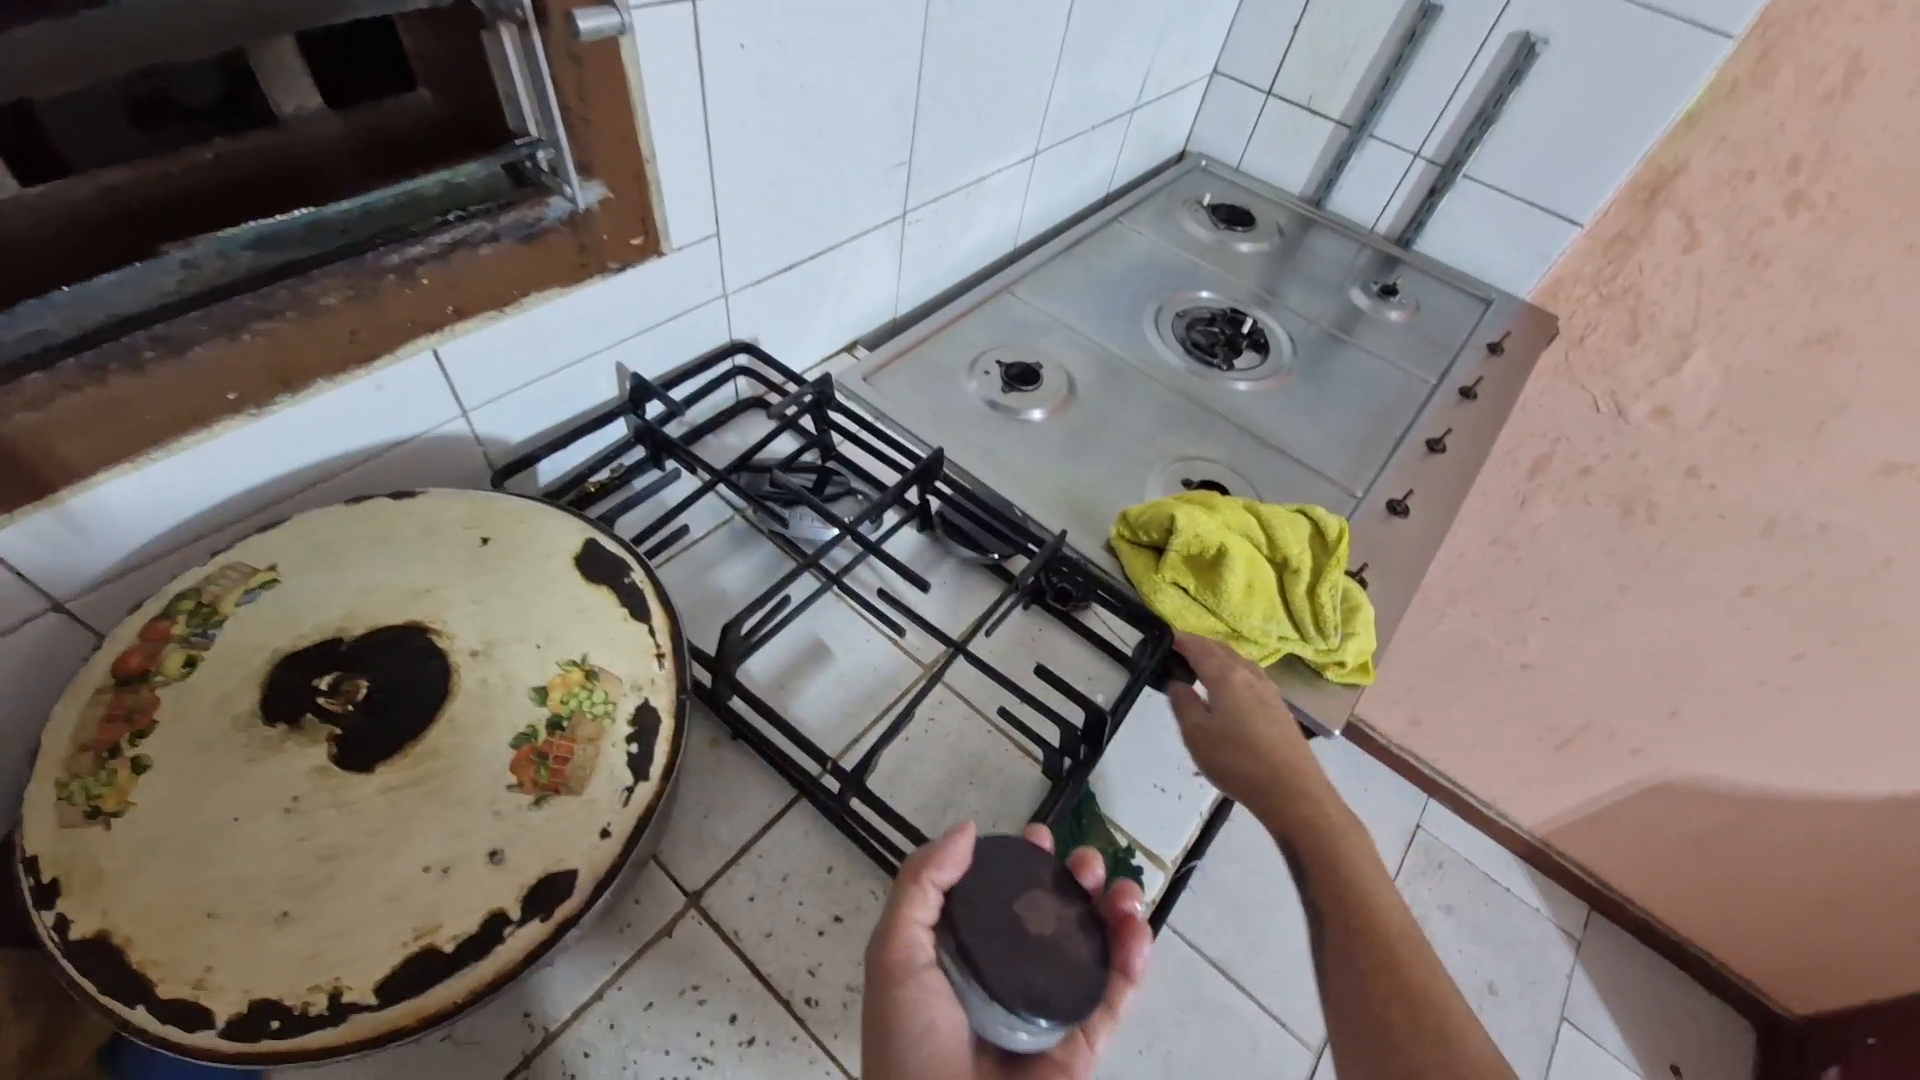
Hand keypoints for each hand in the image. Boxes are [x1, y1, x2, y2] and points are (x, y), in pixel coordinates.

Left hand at [862, 821, 1151, 1079]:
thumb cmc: (909, 1041)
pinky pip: (1112, 997)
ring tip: (1123, 891)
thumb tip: (967, 830)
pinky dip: (1133, 961)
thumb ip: (922, 885)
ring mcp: (1047, 1009)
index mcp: (964, 952)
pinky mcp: (1079, 1045)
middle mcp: (1008, 974)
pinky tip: (1137, 931)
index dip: (1022, 863)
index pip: (1001, 896)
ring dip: (1114, 912)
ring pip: (1092, 949)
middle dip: (1076, 880)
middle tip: (1087, 864)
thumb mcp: (895, 954)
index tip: (1039, 838)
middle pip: (1054, 915)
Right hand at [1166, 632, 1324, 815]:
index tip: (1164, 638)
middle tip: (1178, 651)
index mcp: (1226, 676)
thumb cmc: (1237, 761)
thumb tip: (1177, 683)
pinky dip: (1234, 673)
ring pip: (1239, 662)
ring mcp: (1269, 691)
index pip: (1199, 648)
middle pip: (1222, 650)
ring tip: (1201, 668)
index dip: (1180, 640)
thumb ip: (1183, 703)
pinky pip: (1251, 677)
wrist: (1293, 791)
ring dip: (1219, 658)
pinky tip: (1230, 690)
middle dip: (1199, 646)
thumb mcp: (1196, 734)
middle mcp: (1250, 675)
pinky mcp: (1280, 708)